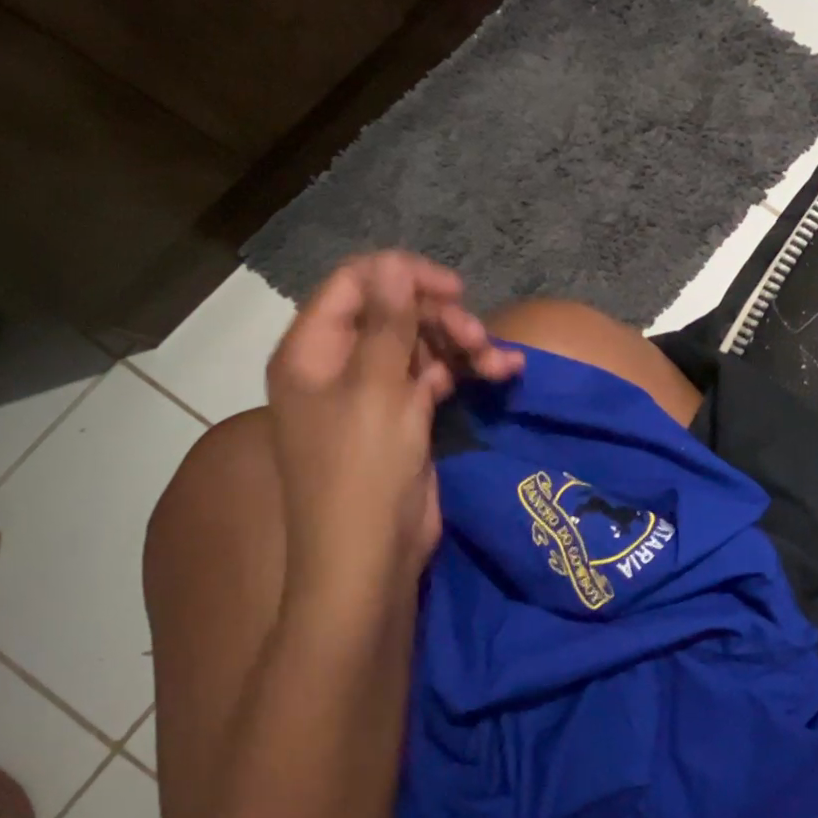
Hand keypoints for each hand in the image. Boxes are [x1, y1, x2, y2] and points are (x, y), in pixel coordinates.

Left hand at [265, 253, 520, 589]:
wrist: (369, 556)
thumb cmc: (362, 469)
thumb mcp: (377, 389)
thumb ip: (389, 322)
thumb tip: (392, 262)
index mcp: (312, 351)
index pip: (355, 284)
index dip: (404, 277)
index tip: (454, 290)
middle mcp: (339, 364)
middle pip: (395, 312)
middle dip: (443, 319)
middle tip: (478, 339)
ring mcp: (373, 392)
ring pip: (423, 344)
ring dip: (464, 346)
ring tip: (500, 364)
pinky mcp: (404, 416)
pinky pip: (436, 376)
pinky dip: (467, 373)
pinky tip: (505, 374)